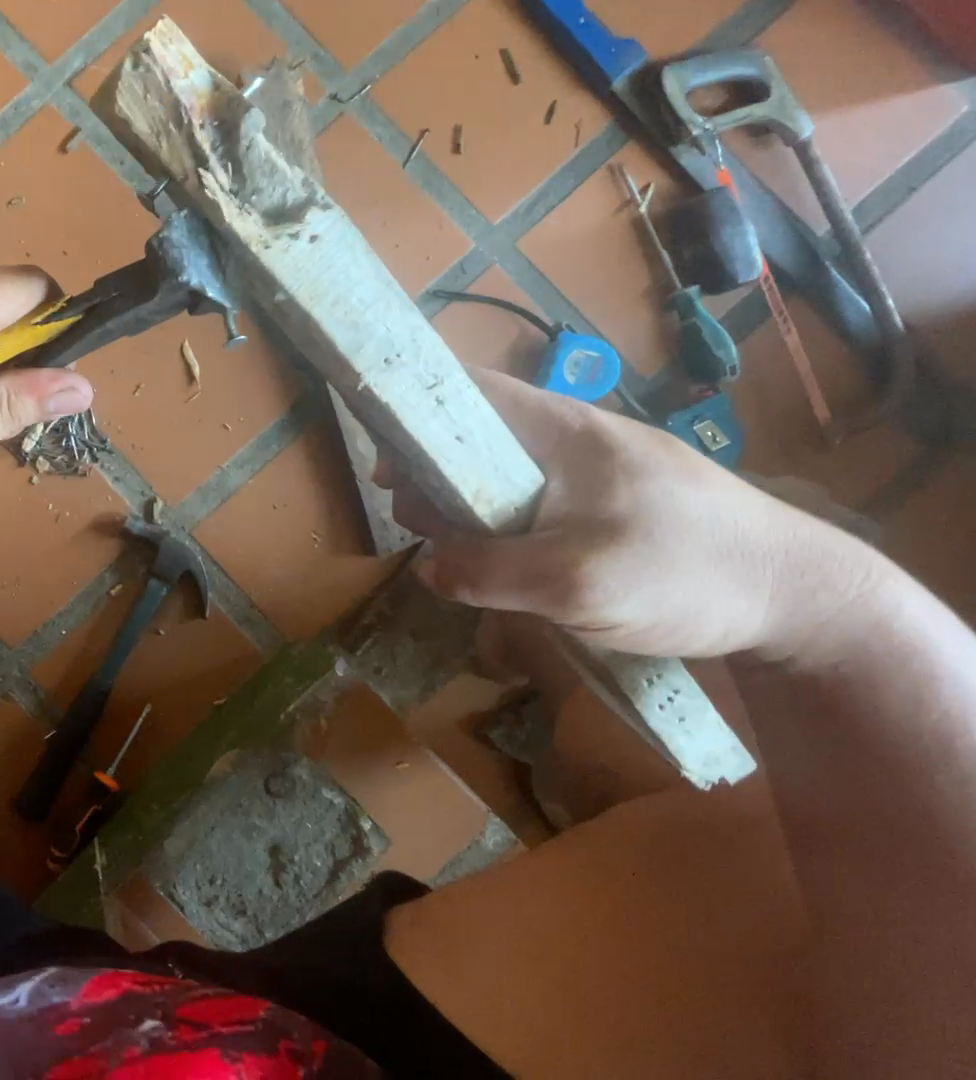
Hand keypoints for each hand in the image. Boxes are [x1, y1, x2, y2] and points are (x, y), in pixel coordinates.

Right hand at [381, 369, 875, 658]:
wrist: (802, 599)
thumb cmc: (686, 571)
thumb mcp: (572, 580)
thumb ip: (485, 571)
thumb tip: (428, 567)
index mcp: (561, 432)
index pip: (469, 389)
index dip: (414, 416)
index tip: (386, 469)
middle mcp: (570, 442)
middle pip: (471, 439)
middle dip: (431, 482)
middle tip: (424, 532)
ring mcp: (590, 475)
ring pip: (497, 479)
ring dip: (463, 515)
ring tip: (463, 560)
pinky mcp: (604, 509)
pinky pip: (527, 509)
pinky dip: (498, 534)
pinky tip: (505, 571)